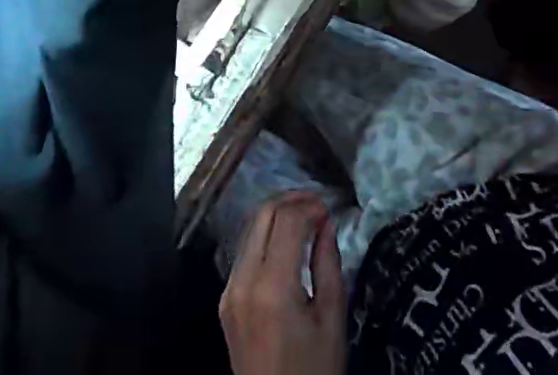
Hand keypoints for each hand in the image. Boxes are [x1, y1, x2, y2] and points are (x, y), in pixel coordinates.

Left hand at [220, 192, 345, 374]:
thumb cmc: (315, 373)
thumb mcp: (332, 321)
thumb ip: (328, 265)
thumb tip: (326, 224)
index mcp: (272, 287)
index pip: (286, 221)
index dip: (309, 206)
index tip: (329, 206)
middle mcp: (243, 280)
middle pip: (261, 215)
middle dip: (290, 200)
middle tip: (317, 201)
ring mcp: (229, 289)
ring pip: (249, 229)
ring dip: (276, 214)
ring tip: (305, 214)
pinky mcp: (225, 299)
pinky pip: (244, 252)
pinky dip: (265, 235)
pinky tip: (286, 239)